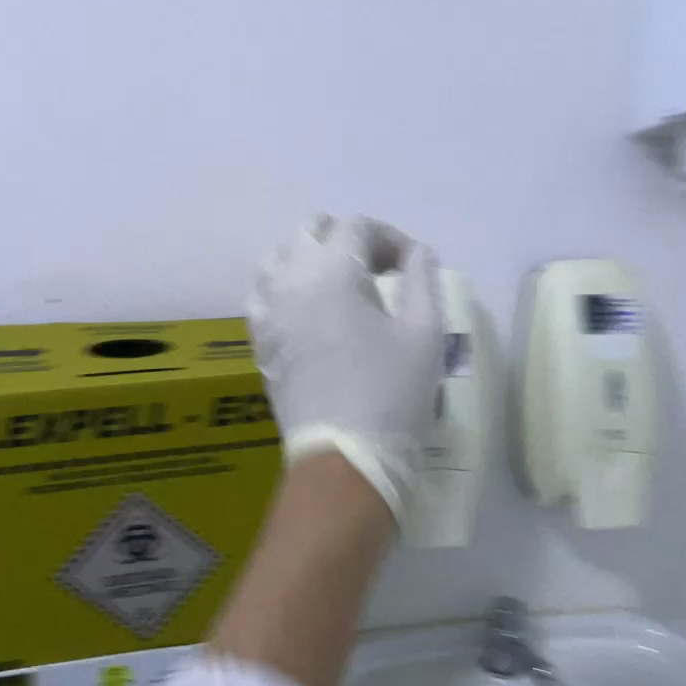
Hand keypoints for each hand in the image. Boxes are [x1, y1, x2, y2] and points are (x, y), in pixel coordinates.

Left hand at [247, 216, 443, 521]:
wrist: (343, 458)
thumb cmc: (391, 393)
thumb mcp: (425, 332)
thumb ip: (422, 278)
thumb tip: (417, 252)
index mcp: (331, 271)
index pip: (356, 227)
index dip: (389, 238)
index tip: (411, 266)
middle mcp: (289, 281)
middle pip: (311, 232)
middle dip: (347, 239)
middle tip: (379, 270)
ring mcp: (267, 312)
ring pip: (279, 259)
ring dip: (310, 259)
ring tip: (341, 287)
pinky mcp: (260, 343)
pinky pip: (265, 296)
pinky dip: (287, 290)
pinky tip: (312, 315)